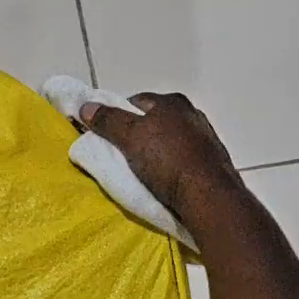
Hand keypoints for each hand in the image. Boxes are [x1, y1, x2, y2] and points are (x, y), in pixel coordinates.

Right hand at [80, 92, 242, 222]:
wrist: (207, 197)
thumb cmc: (167, 161)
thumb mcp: (130, 137)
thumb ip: (108, 121)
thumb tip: (86, 106)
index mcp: (173, 102)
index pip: (136, 102)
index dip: (118, 117)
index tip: (107, 137)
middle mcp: (192, 114)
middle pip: (154, 122)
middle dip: (137, 136)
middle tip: (122, 157)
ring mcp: (205, 139)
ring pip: (169, 141)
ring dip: (155, 154)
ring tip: (142, 173)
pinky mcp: (212, 163)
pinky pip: (183, 160)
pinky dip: (171, 168)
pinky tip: (164, 182)